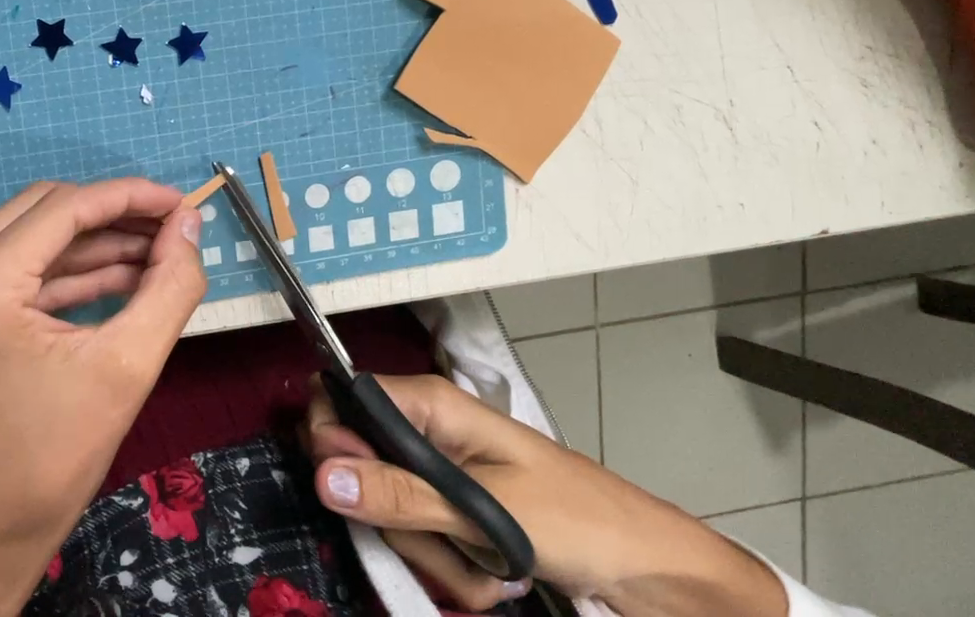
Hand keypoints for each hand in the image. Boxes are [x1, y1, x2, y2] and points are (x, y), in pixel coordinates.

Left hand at [0, 180, 206, 616]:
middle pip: (40, 211)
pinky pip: (5, 265)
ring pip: (24, 233)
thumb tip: (189, 222)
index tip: (180, 202)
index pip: (63, 208)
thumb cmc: (52, 460)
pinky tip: (114, 275)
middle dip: (111, 216)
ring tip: (153, 254)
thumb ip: (170, 285)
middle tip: (170, 229)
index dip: (129, 197)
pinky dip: (57, 269)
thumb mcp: (127, 369)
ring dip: (89, 242)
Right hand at [306, 375, 785, 615]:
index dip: (332, 439)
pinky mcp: (454, 509)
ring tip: (483, 568)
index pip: (343, 397)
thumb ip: (400, 493)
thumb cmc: (576, 520)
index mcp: (431, 404)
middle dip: (393, 518)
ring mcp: (441, 473)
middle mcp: (427, 431)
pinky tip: (491, 577)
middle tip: (440, 540)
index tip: (347, 487)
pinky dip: (449, 567)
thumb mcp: (485, 511)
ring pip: (390, 510)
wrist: (652, 569)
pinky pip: (421, 536)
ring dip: (430, 553)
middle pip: (361, 465)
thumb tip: (322, 474)